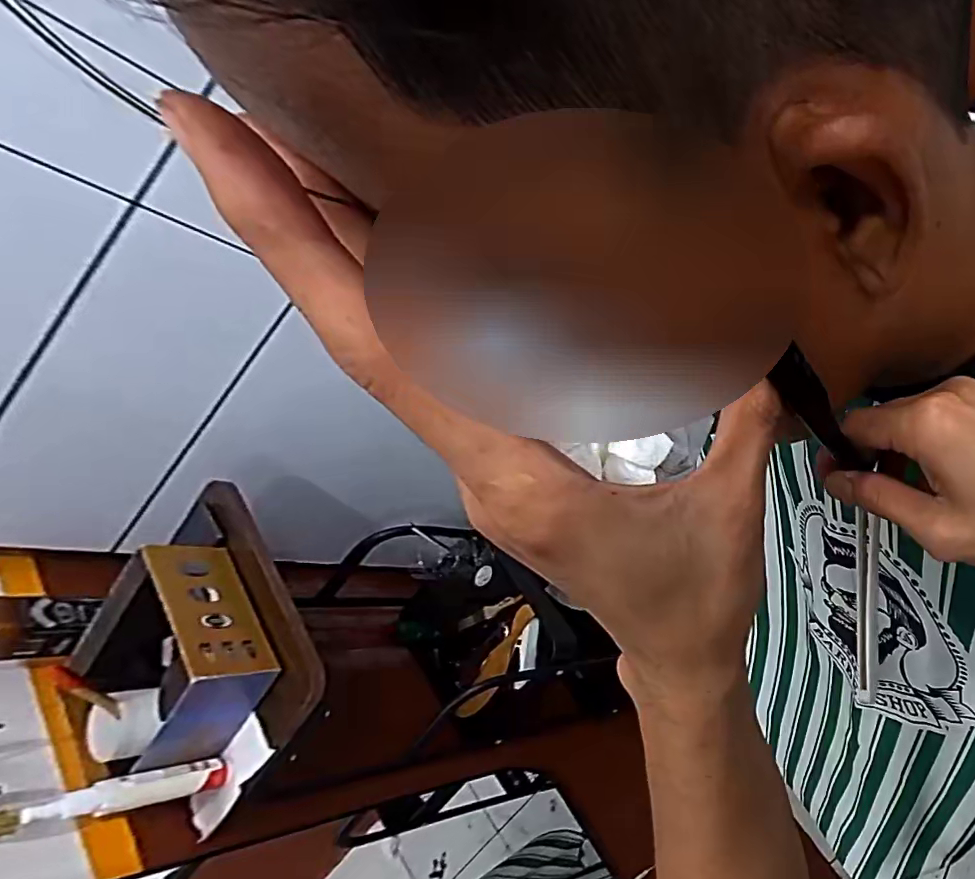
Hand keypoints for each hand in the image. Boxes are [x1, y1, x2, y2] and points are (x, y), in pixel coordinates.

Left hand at [159, 89, 774, 688]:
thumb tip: (758, 352)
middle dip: (297, 234)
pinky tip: (432, 284)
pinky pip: (447, 392)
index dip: (298, 245)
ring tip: (327, 179)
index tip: (215, 139)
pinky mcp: (513, 484)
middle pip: (368, 346)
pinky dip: (422, 323)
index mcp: (522, 480)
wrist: (678, 661)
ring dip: (355, 276)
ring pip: (400, 369)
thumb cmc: (698, 600)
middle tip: (246, 121)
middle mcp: (484, 475)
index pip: (388, 352)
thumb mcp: (732, 509)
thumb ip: (746, 424)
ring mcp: (492, 481)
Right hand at [817, 377, 974, 573]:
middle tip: (872, 499)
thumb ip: (878, 498)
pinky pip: (937, 417)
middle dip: (868, 453)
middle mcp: (945, 393)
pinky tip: (936, 479)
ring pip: (908, 417)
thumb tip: (837, 479)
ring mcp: (972, 393)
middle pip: (881, 417)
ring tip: (907, 496)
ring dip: (897, 451)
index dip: (838, 454)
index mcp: (925, 419)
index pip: (854, 423)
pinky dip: (924, 444)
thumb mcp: (937, 527)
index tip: (836, 484)